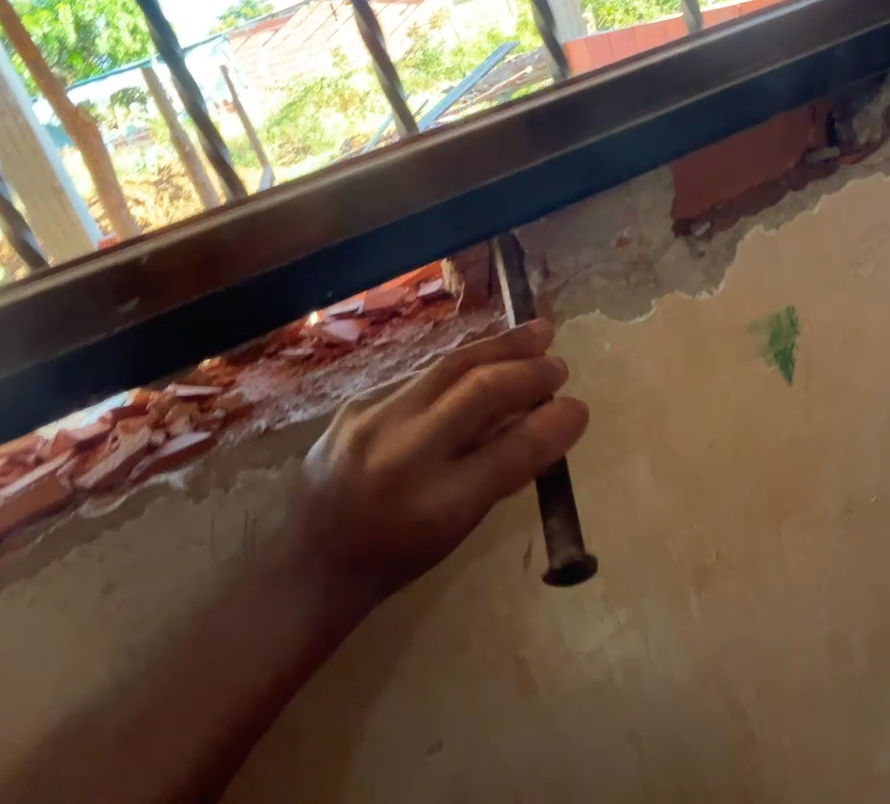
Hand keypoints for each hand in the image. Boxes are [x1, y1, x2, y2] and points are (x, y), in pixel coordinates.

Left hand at [290, 319, 588, 614]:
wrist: (309, 558)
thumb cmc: (395, 555)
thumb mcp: (456, 529)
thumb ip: (499, 474)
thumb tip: (543, 422)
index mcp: (437, 505)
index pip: (510, 452)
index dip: (552, 426)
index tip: (579, 408)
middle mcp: (403, 455)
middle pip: (479, 392)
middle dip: (528, 371)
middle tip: (560, 365)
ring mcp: (372, 421)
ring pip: (449, 366)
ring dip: (500, 346)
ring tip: (537, 332)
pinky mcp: (355, 402)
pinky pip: (421, 374)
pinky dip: (461, 364)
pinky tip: (484, 355)